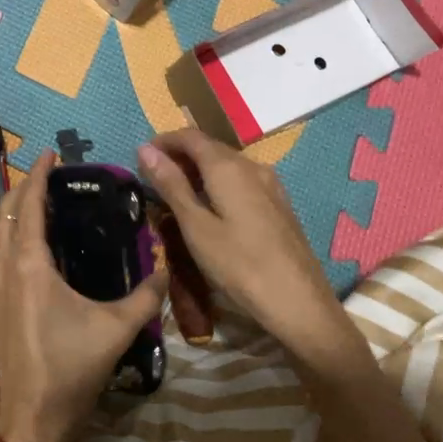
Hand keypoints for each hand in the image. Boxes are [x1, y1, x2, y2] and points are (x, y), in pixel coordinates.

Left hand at [0, 150, 168, 441]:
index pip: (28, 202)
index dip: (40, 174)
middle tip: (52, 173)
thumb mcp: (115, 330)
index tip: (53, 154)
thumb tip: (167, 266)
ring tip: (42, 198)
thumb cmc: (69, 367)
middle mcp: (2, 264)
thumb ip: (146, 296)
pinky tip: (32, 240)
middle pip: (7, 209)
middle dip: (26, 185)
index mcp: (27, 262)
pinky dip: (11, 230)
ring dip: (16, 207)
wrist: (30, 417)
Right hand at [137, 129, 344, 351]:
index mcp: (228, 166)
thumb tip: (144, 149)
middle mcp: (251, 165)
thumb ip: (171, 185)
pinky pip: (241, 181)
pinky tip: (212, 209)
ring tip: (178, 195)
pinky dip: (219, 184)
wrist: (301, 305)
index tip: (141, 157)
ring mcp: (270, 185)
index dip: (163, 141)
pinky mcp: (279, 204)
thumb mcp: (196, 227)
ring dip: (199, 171)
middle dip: (180, 156)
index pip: (189, 136)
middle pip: (209, 147)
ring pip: (227, 164)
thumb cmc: (240, 266)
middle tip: (155, 179)